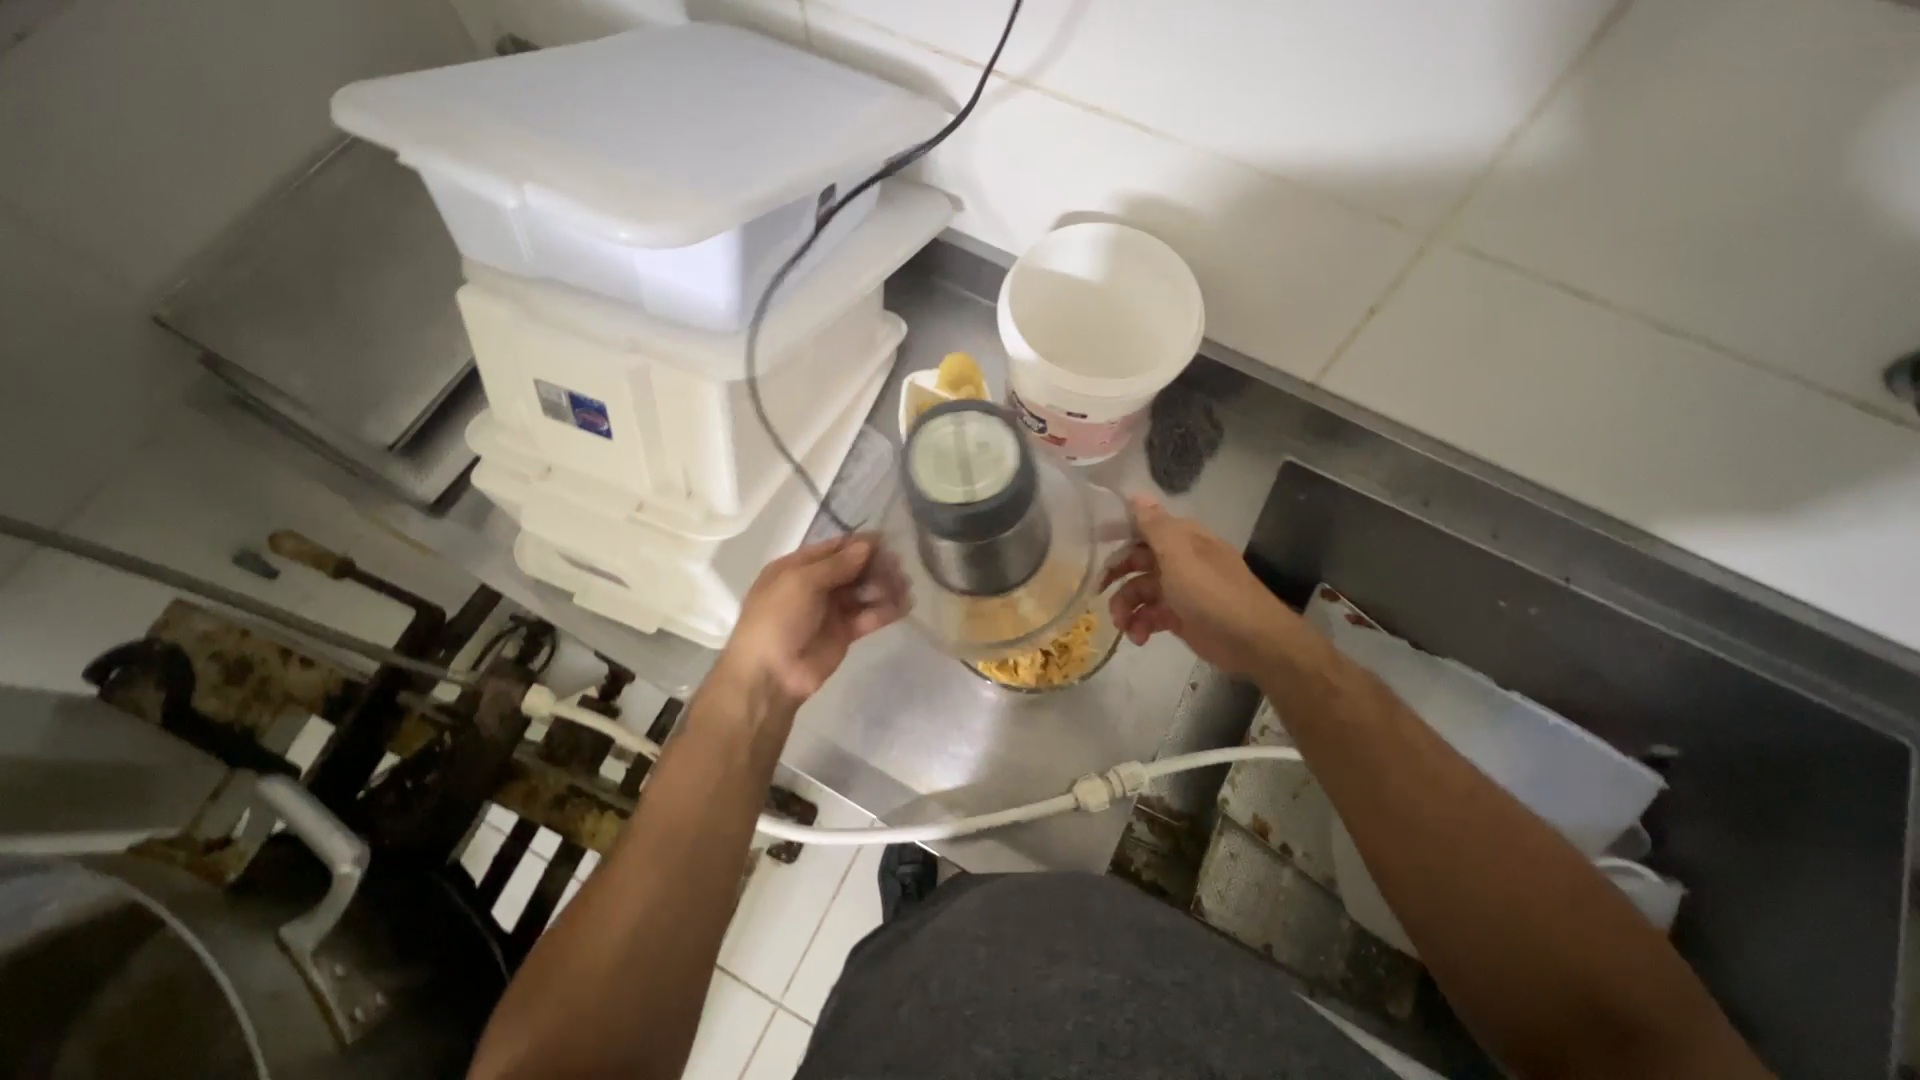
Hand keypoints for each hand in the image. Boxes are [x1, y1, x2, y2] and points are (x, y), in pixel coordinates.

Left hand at [712, 534, 904, 710]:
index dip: (858, 544)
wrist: (770, 674)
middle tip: (897, 566)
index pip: (833, 549)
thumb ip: (836, 564)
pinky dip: (886, 610)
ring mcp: (830, 611)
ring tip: (904, 585)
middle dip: (875, 565)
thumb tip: (866, 546)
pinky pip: (868, 617)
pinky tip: (905, 605)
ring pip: (862, 592)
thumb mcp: (801, 582)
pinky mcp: (844, 634)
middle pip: (851, 570)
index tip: (887, 540)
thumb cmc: (777, 619)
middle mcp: (814, 586)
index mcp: (796, 568)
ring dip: (884, 586)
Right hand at [1104, 496, 1292, 677]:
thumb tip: (1137, 495)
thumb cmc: (1212, 592)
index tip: (1092, 542)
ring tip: (1124, 627)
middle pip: (1137, 562)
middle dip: (1116, 577)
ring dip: (1126, 608)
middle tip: (1098, 592)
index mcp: (1182, 539)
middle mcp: (1180, 560)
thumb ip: (1155, 526)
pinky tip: (1139, 638)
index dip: (1118, 533)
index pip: (1143, 528)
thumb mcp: (1179, 555)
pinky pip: (1151, 616)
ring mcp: (1180, 590)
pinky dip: (1141, 625)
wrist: (1251, 640)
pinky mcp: (1180, 618)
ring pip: (1140, 592)